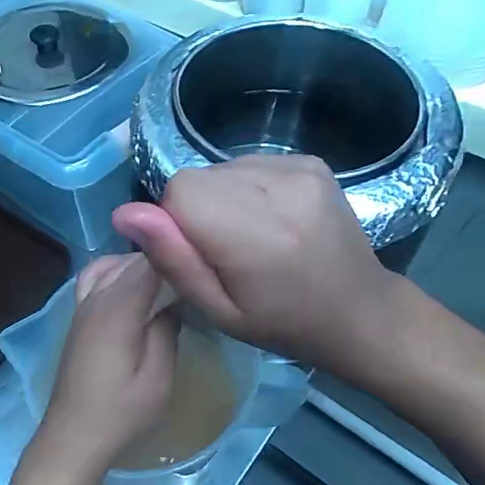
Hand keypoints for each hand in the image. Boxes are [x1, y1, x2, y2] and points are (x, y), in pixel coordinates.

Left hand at [30, 254, 179, 478]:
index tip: (203, 263)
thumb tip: (175, 300)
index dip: (177, 256)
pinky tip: (131, 284)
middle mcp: (97, 298)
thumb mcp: (158, 377)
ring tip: (166, 278)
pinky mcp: (77, 317)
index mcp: (118, 309)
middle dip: (162, 258)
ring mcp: (82, 305)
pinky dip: (113, 270)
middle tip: (193, 273)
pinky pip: (93, 276)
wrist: (74, 435)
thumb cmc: (122, 411)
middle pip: (130, 260)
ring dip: (138, 263)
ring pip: (111, 264)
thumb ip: (166, 331)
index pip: (149, 263)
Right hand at [112, 155, 408, 374]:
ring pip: (220, 168)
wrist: (359, 311)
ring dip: (222, 198)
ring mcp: (299, 168)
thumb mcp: (217, 310)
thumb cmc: (281, 323)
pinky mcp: (311, 161)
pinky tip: (270, 219)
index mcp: (253, 232)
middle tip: (228, 251)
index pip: (178, 191)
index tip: (202, 256)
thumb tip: (125, 213)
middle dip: (198, 211)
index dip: (176, 224)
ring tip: (253, 236)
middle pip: (197, 177)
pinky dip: (246, 188)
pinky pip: (248, 164)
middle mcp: (278, 188)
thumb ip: (172, 260)